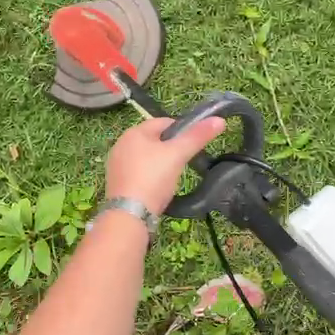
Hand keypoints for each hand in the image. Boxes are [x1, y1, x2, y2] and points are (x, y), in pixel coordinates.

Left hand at [104, 116, 226, 214]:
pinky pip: (138, 172)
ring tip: (172, 177)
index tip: (193, 145)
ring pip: (146, 157)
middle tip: (184, 163)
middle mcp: (121, 144)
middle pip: (154, 140)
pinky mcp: (116, 182)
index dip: (182, 130)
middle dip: (170, 148)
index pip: (163, 122)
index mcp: (134, 132)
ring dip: (160, 163)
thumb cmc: (153, 178)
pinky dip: (149, 176)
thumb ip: (197, 137)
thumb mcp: (178, 155)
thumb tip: (219, 120)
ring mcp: (116, 164)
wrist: (129, 213)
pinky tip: (156, 188)